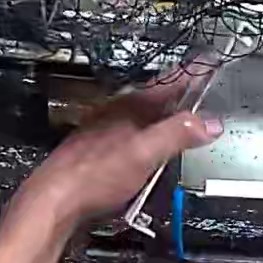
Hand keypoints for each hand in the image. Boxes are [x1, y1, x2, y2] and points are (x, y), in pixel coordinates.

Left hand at [22, 73, 223, 223]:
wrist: (54, 201)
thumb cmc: (92, 175)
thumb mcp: (143, 153)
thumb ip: (176, 135)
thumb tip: (208, 123)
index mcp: (128, 108)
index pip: (168, 82)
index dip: (191, 72)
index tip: (208, 61)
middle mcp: (116, 116)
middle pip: (155, 100)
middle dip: (180, 95)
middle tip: (199, 87)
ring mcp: (106, 135)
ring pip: (143, 121)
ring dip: (165, 121)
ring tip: (181, 122)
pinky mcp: (100, 156)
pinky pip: (133, 141)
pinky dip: (150, 143)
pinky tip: (150, 156)